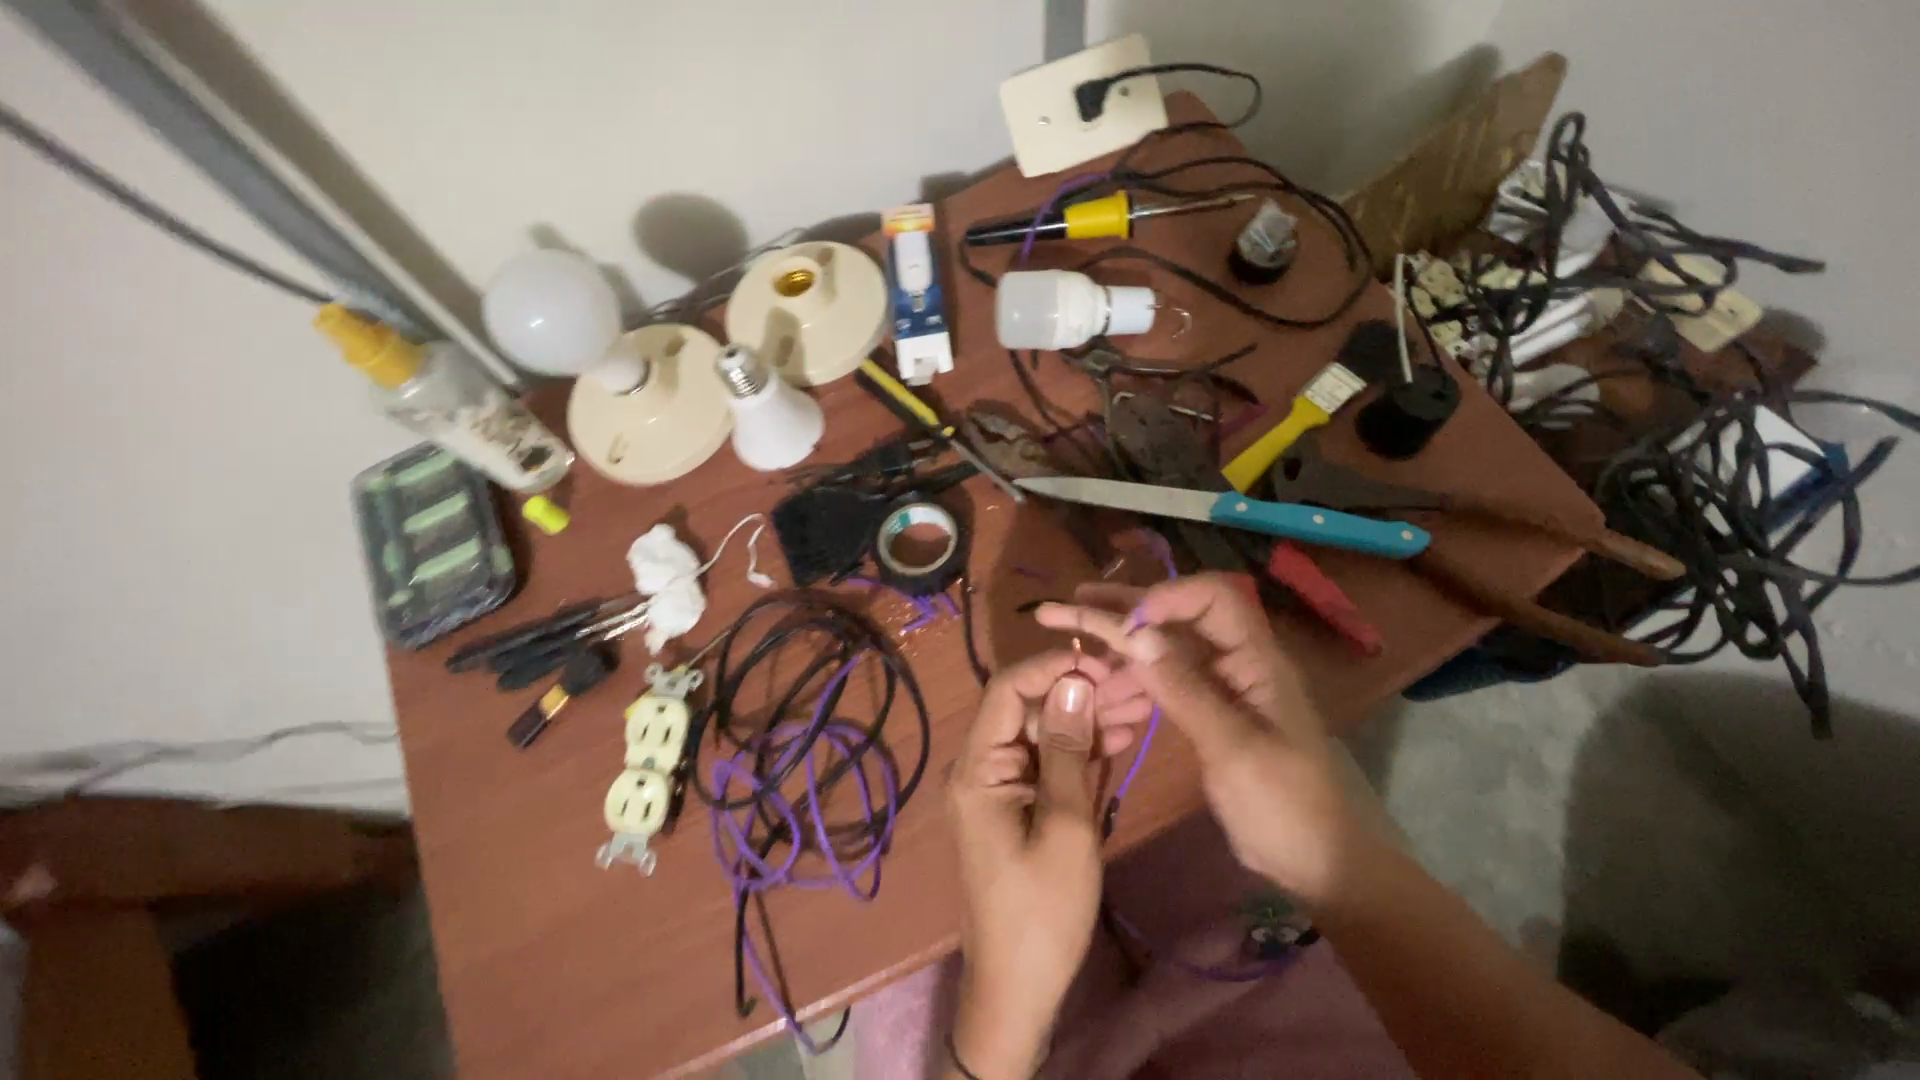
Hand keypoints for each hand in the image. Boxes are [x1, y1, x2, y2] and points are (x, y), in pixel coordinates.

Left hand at [946, 650, 1113, 1076]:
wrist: (1020, 985)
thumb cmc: (1042, 909)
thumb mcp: (1065, 826)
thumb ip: (1069, 751)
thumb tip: (1075, 683)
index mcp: (978, 769)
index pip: (1007, 691)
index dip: (1052, 668)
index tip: (1103, 663)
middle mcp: (982, 769)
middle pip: (1030, 710)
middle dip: (1082, 692)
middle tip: (1138, 681)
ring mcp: (1002, 789)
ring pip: (1046, 735)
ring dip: (1089, 718)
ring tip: (1142, 701)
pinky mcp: (1021, 808)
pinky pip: (1050, 766)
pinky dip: (1083, 751)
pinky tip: (1123, 734)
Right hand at [1036, 574, 1360, 907]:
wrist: (1319, 861)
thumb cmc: (1284, 804)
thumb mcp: (1232, 749)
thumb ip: (1184, 689)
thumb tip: (1137, 634)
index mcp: (1257, 660)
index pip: (1213, 599)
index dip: (1166, 598)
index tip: (1123, 624)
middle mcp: (1238, 662)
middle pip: (1182, 616)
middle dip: (1128, 606)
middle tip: (1075, 600)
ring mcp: (1224, 688)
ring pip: (1169, 647)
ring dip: (1124, 640)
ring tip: (1074, 635)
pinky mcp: (1210, 713)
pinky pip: (1168, 679)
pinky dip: (1135, 675)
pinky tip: (1103, 679)